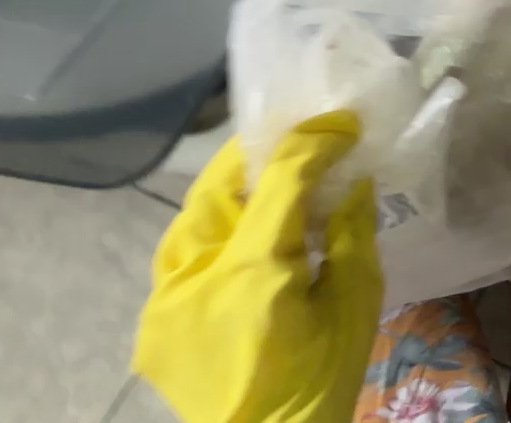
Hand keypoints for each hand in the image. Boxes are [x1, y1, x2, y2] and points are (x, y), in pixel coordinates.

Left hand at [134, 112, 382, 422]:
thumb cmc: (321, 385)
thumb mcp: (356, 305)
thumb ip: (353, 234)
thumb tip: (352, 182)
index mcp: (254, 272)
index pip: (283, 177)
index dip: (317, 139)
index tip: (346, 124)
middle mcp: (196, 274)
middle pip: (220, 182)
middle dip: (265, 149)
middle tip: (306, 137)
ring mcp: (163, 299)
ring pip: (191, 212)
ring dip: (234, 182)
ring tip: (275, 173)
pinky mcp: (153, 320)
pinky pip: (182, 249)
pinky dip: (216, 222)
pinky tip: (246, 228)